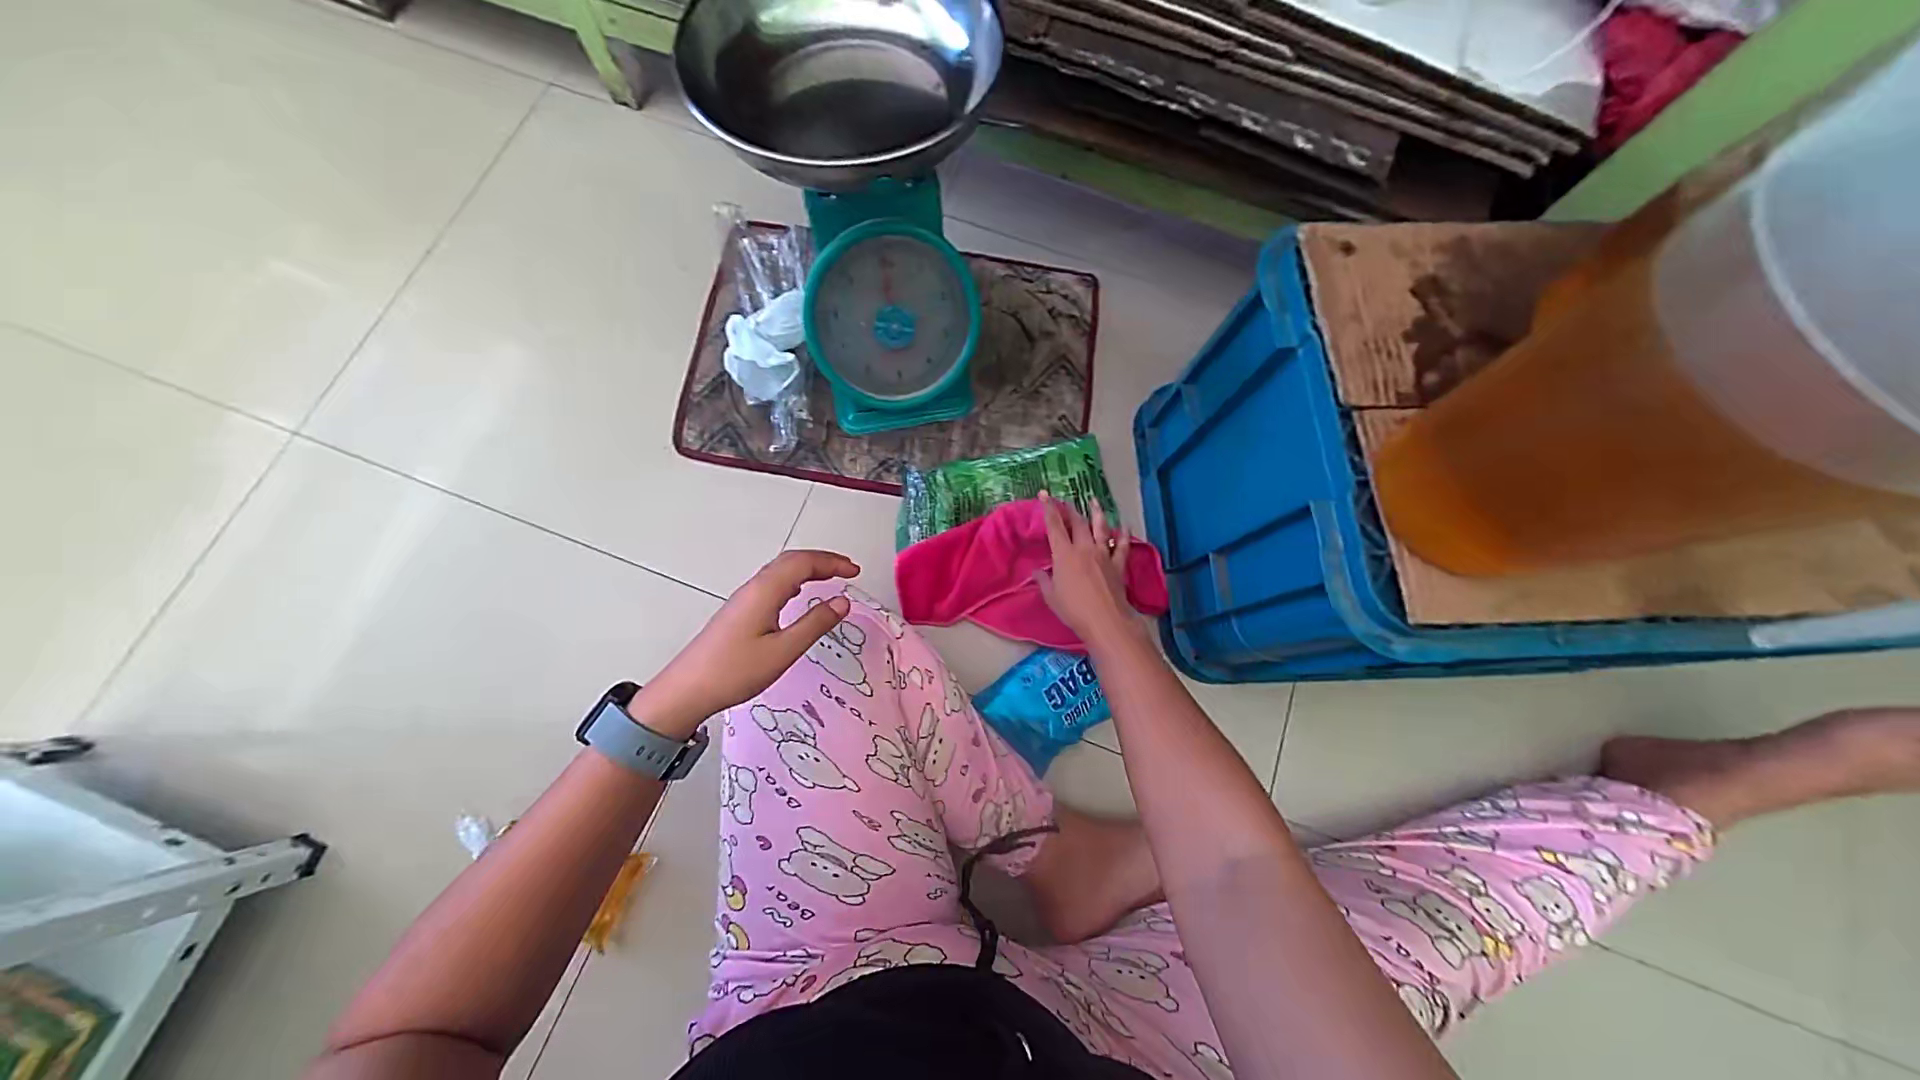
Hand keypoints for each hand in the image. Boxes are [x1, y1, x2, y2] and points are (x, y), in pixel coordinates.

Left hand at [629, 550, 859, 736]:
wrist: (687, 690)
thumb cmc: (735, 671)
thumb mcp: (783, 651)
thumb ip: (815, 624)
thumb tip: (842, 601)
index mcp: (765, 591)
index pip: (803, 562)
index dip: (832, 562)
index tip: (855, 571)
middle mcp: (754, 588)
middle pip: (791, 561)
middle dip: (822, 561)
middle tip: (847, 569)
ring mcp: (744, 599)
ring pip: (780, 571)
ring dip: (807, 569)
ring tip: (830, 578)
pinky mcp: (739, 612)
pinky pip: (772, 584)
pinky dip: (793, 581)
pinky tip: (797, 595)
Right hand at [1034, 492, 1145, 647]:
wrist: (1105, 620)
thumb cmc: (1073, 610)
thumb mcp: (1051, 596)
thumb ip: (1044, 581)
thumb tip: (1038, 571)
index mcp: (1064, 554)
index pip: (1054, 526)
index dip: (1049, 509)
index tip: (1044, 495)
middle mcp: (1084, 549)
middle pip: (1078, 523)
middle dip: (1070, 509)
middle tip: (1066, 500)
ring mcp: (1104, 555)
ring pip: (1101, 528)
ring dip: (1097, 513)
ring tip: (1094, 502)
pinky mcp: (1118, 565)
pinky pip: (1122, 546)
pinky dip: (1123, 535)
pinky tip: (1125, 527)